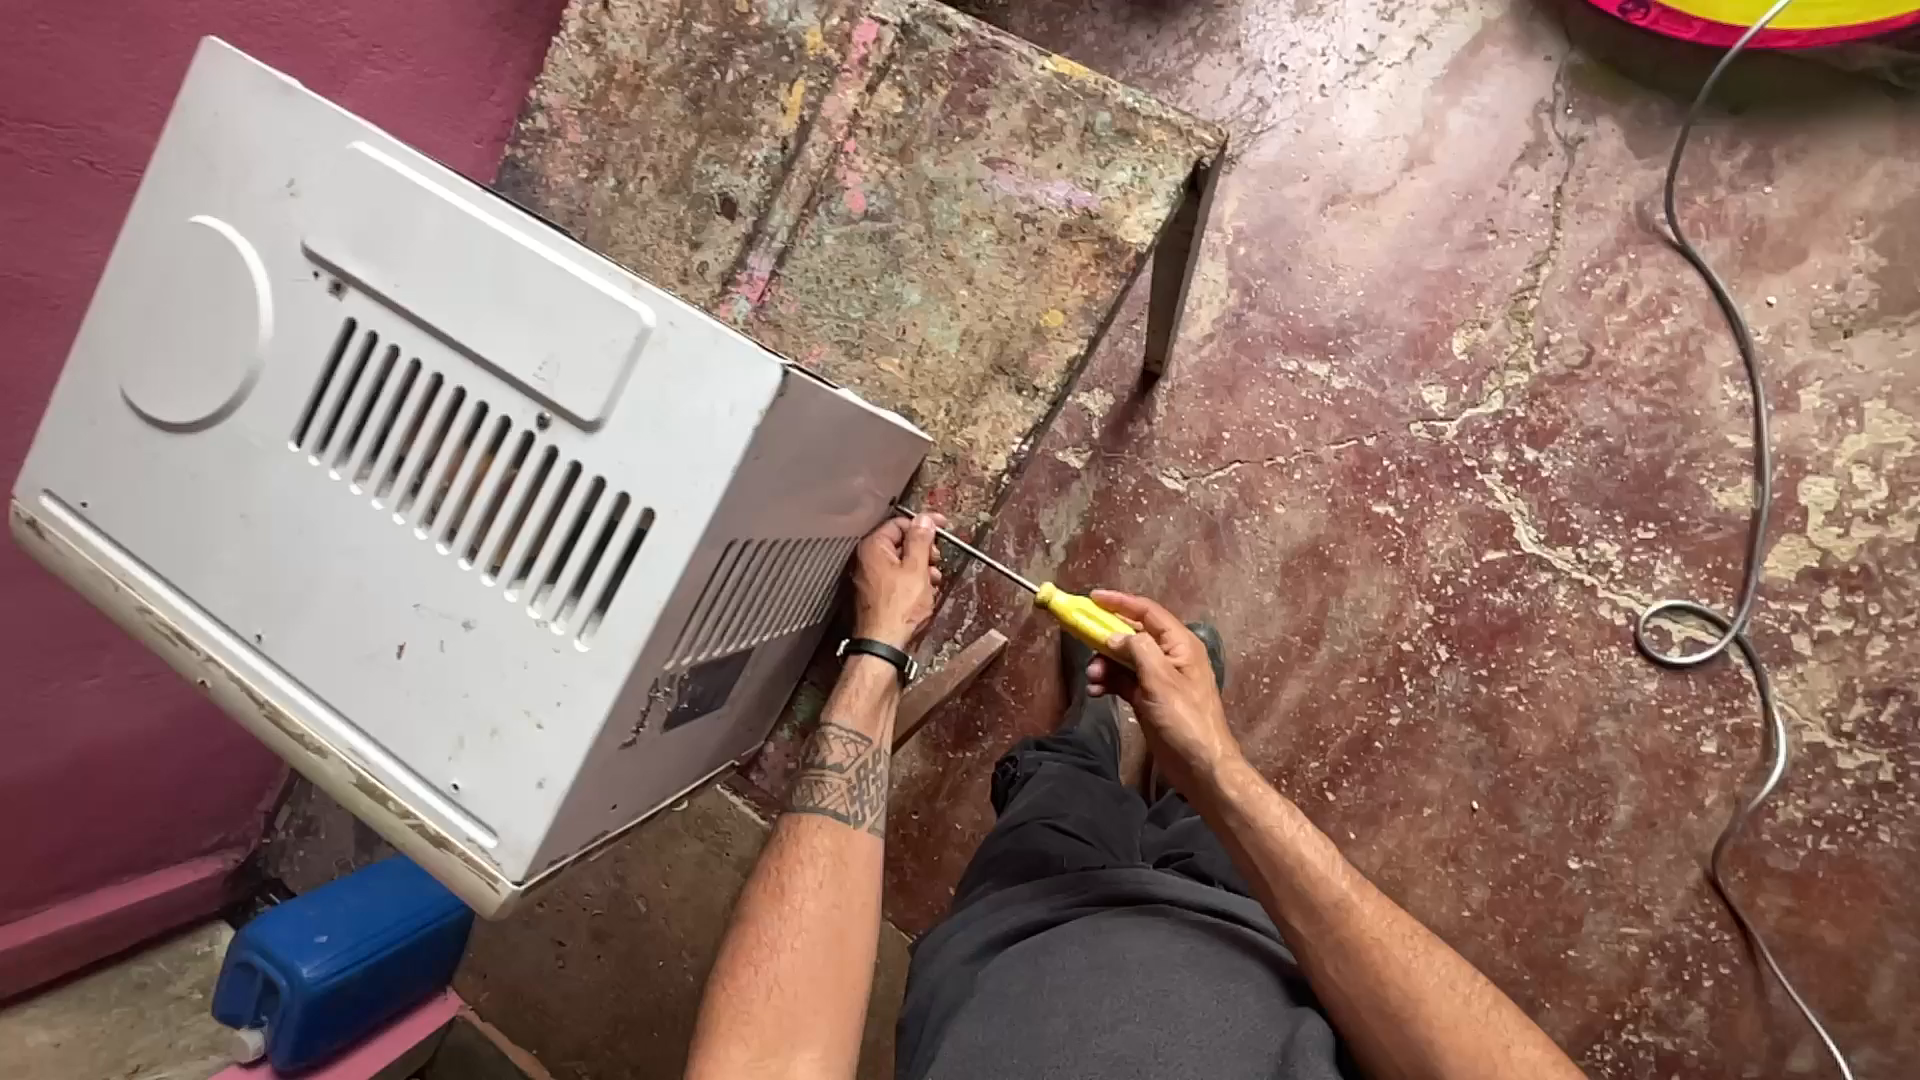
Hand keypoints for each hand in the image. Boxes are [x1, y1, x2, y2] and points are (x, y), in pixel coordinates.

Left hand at [850, 513, 944, 649]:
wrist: (883, 644)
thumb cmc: (899, 607)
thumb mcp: (916, 569)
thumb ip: (920, 540)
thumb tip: (924, 519)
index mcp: (874, 547)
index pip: (900, 523)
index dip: (923, 524)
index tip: (942, 526)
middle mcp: (867, 559)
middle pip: (900, 542)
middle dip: (924, 550)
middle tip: (938, 559)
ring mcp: (870, 577)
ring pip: (901, 562)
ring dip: (922, 568)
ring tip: (934, 580)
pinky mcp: (876, 594)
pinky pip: (897, 578)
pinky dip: (913, 581)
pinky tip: (925, 593)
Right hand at [1085, 590, 1244, 794]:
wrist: (1201, 766)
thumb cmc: (1186, 719)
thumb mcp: (1160, 678)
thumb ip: (1137, 649)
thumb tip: (1115, 636)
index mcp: (1180, 644)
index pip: (1147, 612)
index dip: (1120, 602)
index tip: (1092, 598)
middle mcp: (1169, 656)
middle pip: (1132, 634)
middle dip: (1106, 638)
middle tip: (1083, 642)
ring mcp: (1158, 678)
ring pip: (1123, 658)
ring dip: (1104, 664)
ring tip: (1092, 678)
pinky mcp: (1148, 698)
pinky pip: (1122, 680)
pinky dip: (1108, 682)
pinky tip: (1096, 691)